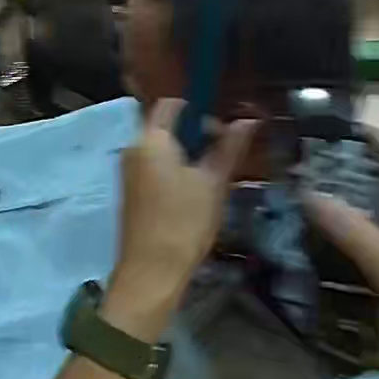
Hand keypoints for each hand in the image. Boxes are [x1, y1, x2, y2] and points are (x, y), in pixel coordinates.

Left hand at [104, 100, 256, 340]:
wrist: (151, 274)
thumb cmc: (184, 222)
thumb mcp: (213, 182)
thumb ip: (229, 147)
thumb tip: (249, 119)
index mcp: (151, 139)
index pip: (171, 104)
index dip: (198, 108)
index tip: (221, 129)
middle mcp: (134, 148)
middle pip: (166, 125)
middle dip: (196, 133)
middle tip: (223, 154)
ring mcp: (129, 171)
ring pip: (162, 147)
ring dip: (188, 153)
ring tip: (213, 175)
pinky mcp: (131, 191)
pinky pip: (154, 165)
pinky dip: (174, 168)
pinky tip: (195, 191)